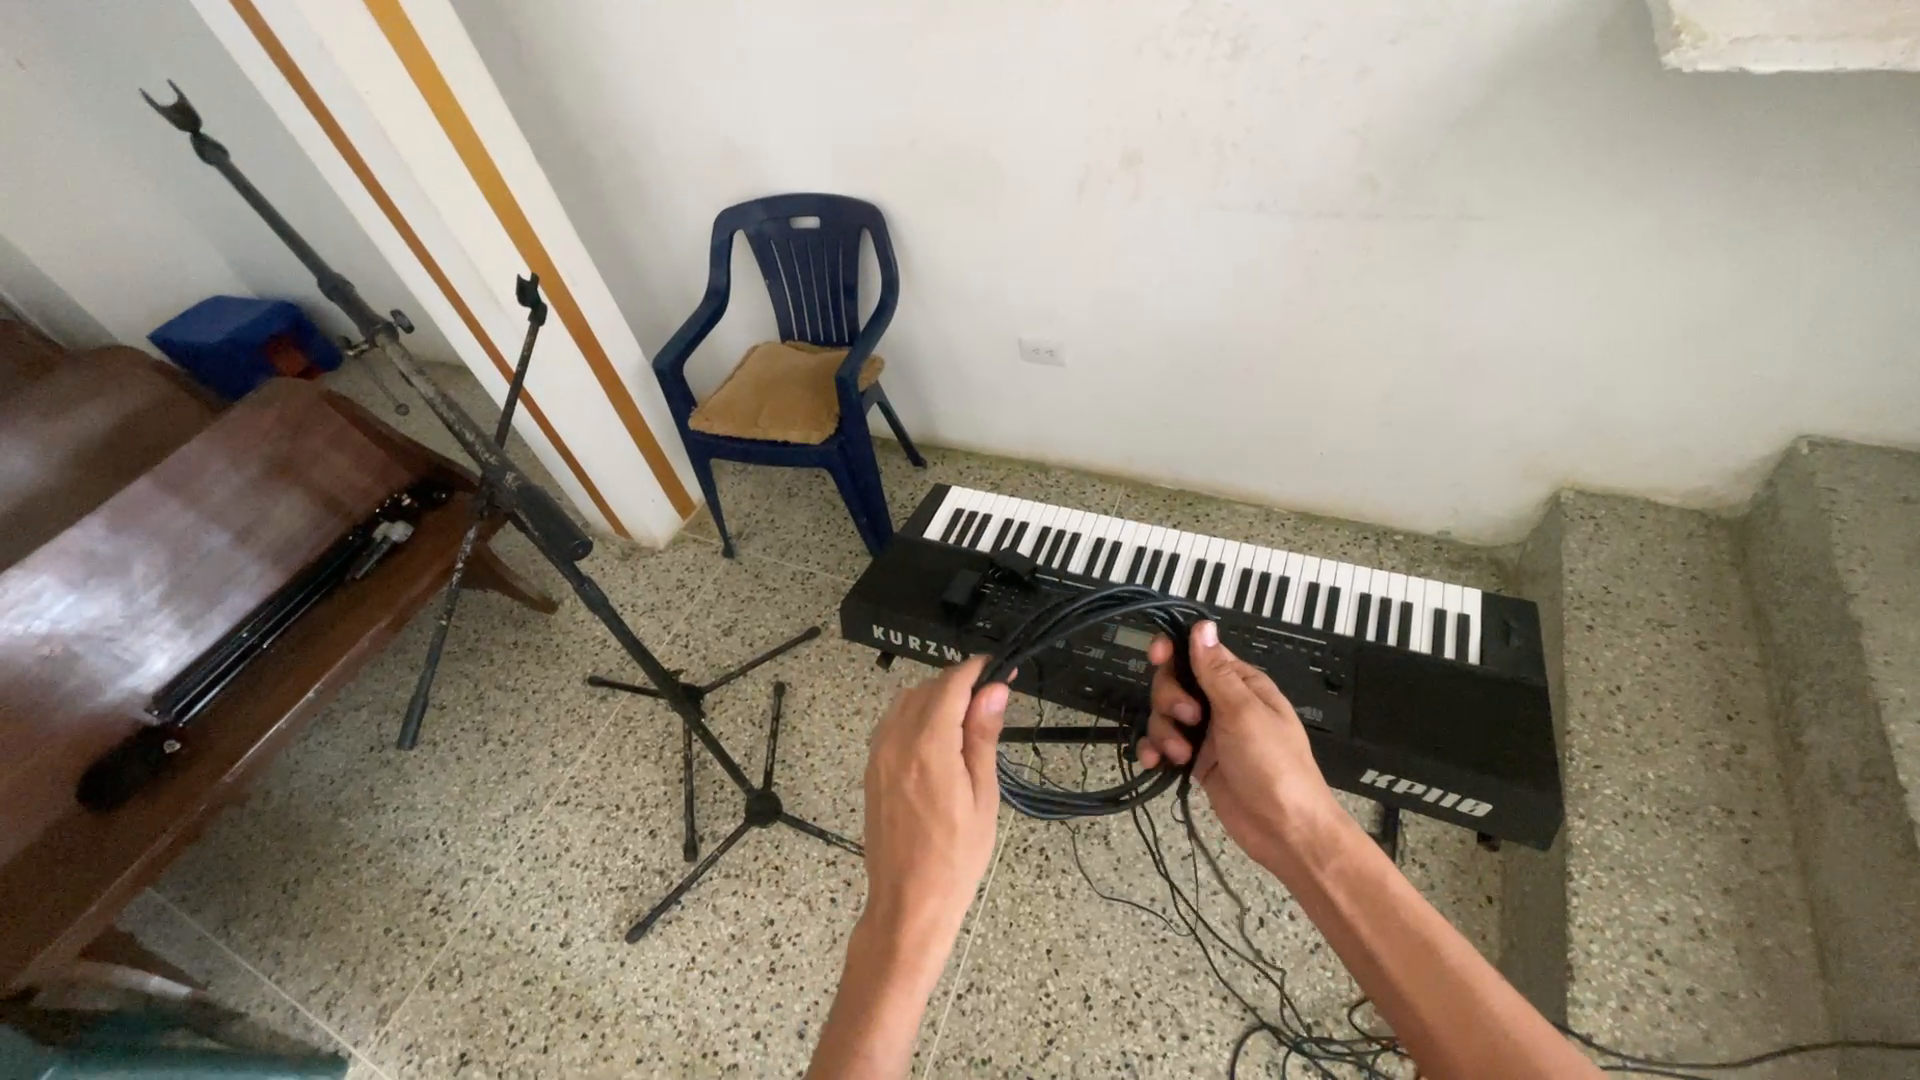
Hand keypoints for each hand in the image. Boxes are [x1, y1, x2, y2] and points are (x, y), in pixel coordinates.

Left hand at [861, 655, 1006, 939]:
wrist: (908, 902)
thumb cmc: (955, 857)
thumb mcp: (983, 796)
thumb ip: (983, 736)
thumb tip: (994, 690)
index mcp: (928, 747)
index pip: (951, 684)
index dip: (977, 670)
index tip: (999, 669)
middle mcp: (896, 742)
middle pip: (927, 688)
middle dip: (959, 684)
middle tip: (991, 701)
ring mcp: (878, 755)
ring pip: (906, 701)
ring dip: (936, 698)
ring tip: (967, 721)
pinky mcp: (871, 769)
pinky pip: (892, 723)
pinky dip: (915, 716)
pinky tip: (937, 738)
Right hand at [1135, 620, 1341, 868]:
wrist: (1286, 831)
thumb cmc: (1274, 766)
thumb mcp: (1244, 713)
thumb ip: (1216, 670)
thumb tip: (1202, 626)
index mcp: (1241, 684)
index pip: (1199, 653)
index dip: (1174, 652)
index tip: (1157, 657)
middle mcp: (1222, 704)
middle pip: (1175, 683)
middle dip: (1170, 699)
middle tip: (1188, 720)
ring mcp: (1208, 734)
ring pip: (1165, 715)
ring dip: (1165, 731)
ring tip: (1181, 755)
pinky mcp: (1196, 761)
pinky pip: (1165, 745)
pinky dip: (1155, 750)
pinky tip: (1154, 762)